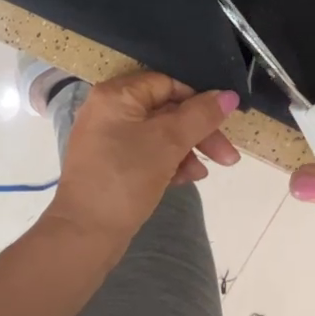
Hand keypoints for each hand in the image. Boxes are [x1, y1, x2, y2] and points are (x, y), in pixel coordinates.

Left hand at [45, 71, 240, 244]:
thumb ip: (200, 116)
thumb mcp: (169, 142)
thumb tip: (229, 95)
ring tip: (204, 174)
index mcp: (115, 94)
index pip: (166, 83)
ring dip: (186, 150)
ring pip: (158, 134)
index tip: (224, 123)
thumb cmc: (126, 177)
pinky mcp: (111, 163)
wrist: (85, 231)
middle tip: (228, 157)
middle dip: (198, 132)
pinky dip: (168, 163)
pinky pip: (146, 153)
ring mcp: (107, 138)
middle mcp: (108, 109)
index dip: (197, 101)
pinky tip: (185, 180)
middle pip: (164, 110)